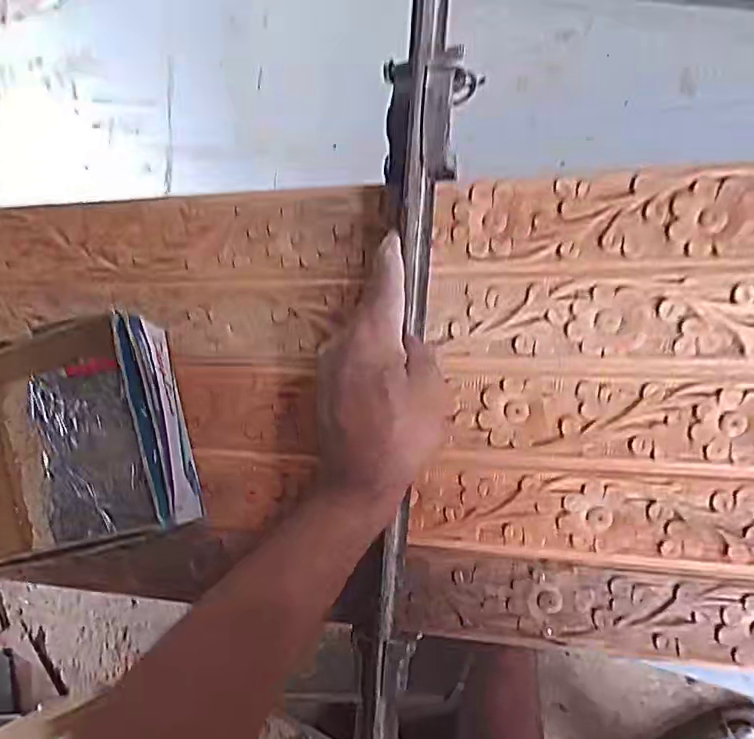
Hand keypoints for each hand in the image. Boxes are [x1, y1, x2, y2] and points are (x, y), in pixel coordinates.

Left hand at [315, 233, 445, 509]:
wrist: (356, 482)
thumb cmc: (401, 438)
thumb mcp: (432, 391)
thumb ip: (420, 353)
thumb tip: (404, 341)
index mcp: (370, 337)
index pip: (383, 286)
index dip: (391, 262)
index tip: (391, 241)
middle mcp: (340, 345)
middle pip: (372, 319)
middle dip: (393, 329)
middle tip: (414, 367)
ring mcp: (326, 369)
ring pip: (362, 346)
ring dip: (381, 357)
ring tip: (401, 396)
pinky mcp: (322, 392)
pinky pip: (352, 367)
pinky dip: (369, 375)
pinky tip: (383, 404)